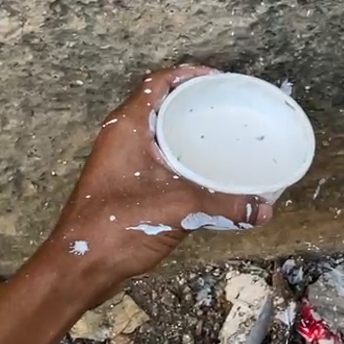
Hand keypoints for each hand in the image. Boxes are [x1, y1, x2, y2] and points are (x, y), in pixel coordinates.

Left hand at [41, 66, 274, 299]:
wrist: (79, 269)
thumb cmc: (116, 227)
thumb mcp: (179, 208)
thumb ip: (225, 206)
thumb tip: (264, 209)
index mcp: (128, 127)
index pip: (157, 82)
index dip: (187, 74)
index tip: (216, 79)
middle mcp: (122, 138)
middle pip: (159, 103)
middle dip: (190, 100)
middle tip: (224, 105)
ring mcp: (121, 162)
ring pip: (158, 132)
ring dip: (184, 129)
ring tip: (219, 133)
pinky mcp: (124, 184)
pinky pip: (157, 157)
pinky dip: (180, 155)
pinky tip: (203, 171)